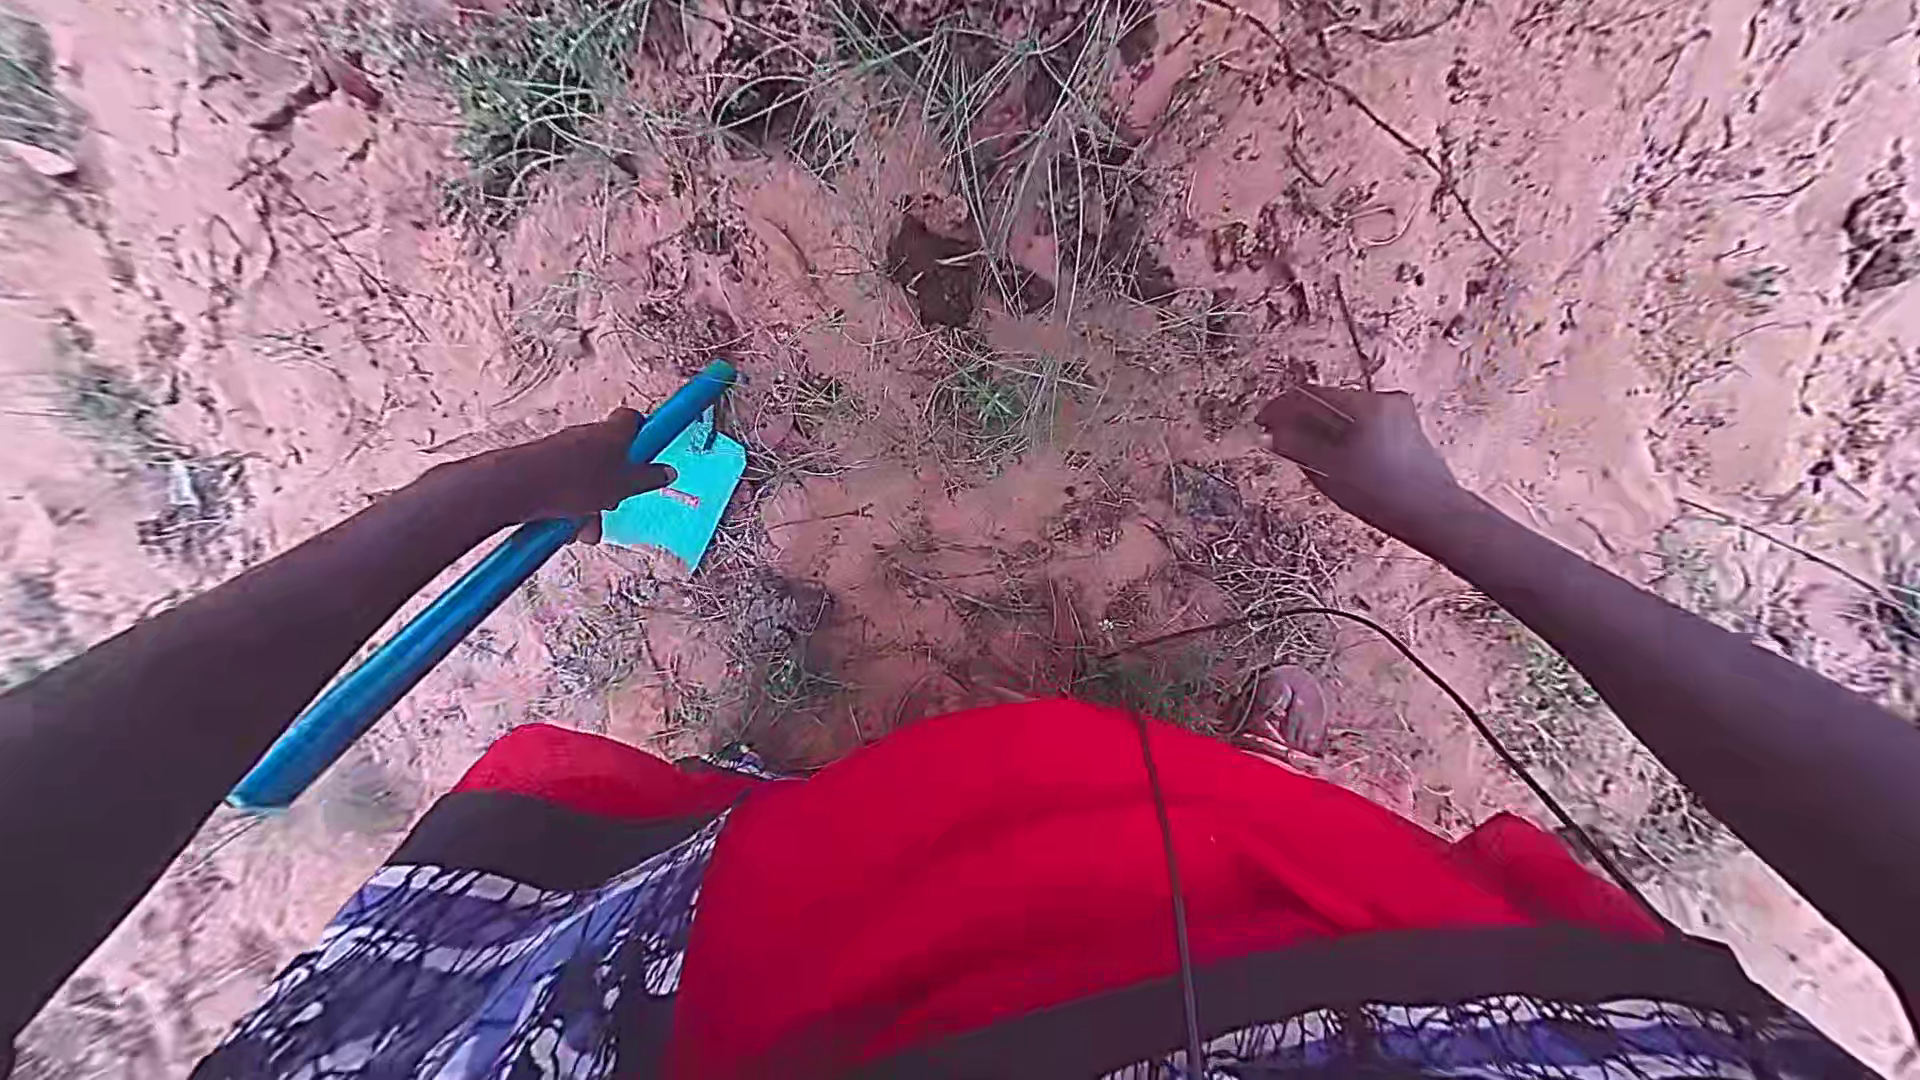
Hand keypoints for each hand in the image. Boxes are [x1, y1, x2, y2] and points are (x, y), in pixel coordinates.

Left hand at [442, 409, 676, 539]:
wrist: (513, 488)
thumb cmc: (569, 482)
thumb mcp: (622, 487)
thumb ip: (647, 479)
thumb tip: (667, 472)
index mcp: (612, 434)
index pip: (633, 421)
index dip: (644, 433)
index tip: (651, 449)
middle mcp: (586, 436)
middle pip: (611, 454)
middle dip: (617, 482)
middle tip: (619, 501)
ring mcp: (562, 450)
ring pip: (588, 475)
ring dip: (593, 500)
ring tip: (587, 526)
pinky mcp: (541, 466)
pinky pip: (565, 485)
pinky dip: (571, 504)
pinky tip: (567, 525)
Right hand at [1256, 386, 1472, 541]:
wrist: (1430, 513)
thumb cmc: (1377, 492)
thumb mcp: (1325, 469)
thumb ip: (1294, 445)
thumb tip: (1268, 433)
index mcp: (1363, 404)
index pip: (1309, 394)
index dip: (1279, 407)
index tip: (1260, 423)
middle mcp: (1382, 399)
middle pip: (1327, 400)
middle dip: (1298, 417)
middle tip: (1274, 438)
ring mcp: (1396, 412)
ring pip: (1342, 412)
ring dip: (1317, 426)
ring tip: (1298, 449)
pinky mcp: (1403, 427)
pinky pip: (1359, 421)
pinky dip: (1338, 432)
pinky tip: (1328, 453)